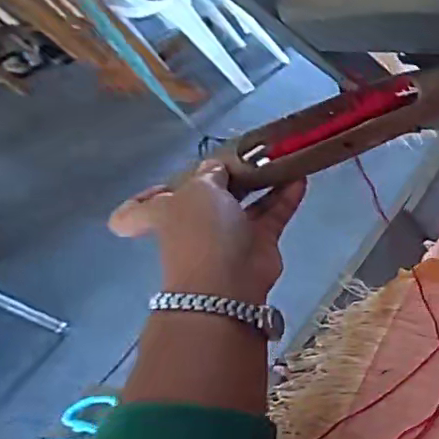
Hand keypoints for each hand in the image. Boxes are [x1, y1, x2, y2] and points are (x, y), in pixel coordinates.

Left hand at [109, 160, 306, 303]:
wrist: (229, 281)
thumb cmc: (202, 231)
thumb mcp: (199, 190)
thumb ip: (210, 174)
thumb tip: (217, 168)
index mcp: (164, 210)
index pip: (138, 208)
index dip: (147, 195)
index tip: (167, 184)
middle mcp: (194, 220)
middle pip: (206, 196)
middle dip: (225, 177)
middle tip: (248, 157)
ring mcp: (229, 232)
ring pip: (247, 202)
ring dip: (262, 183)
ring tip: (281, 162)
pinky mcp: (260, 241)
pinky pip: (274, 214)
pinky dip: (286, 197)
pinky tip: (300, 178)